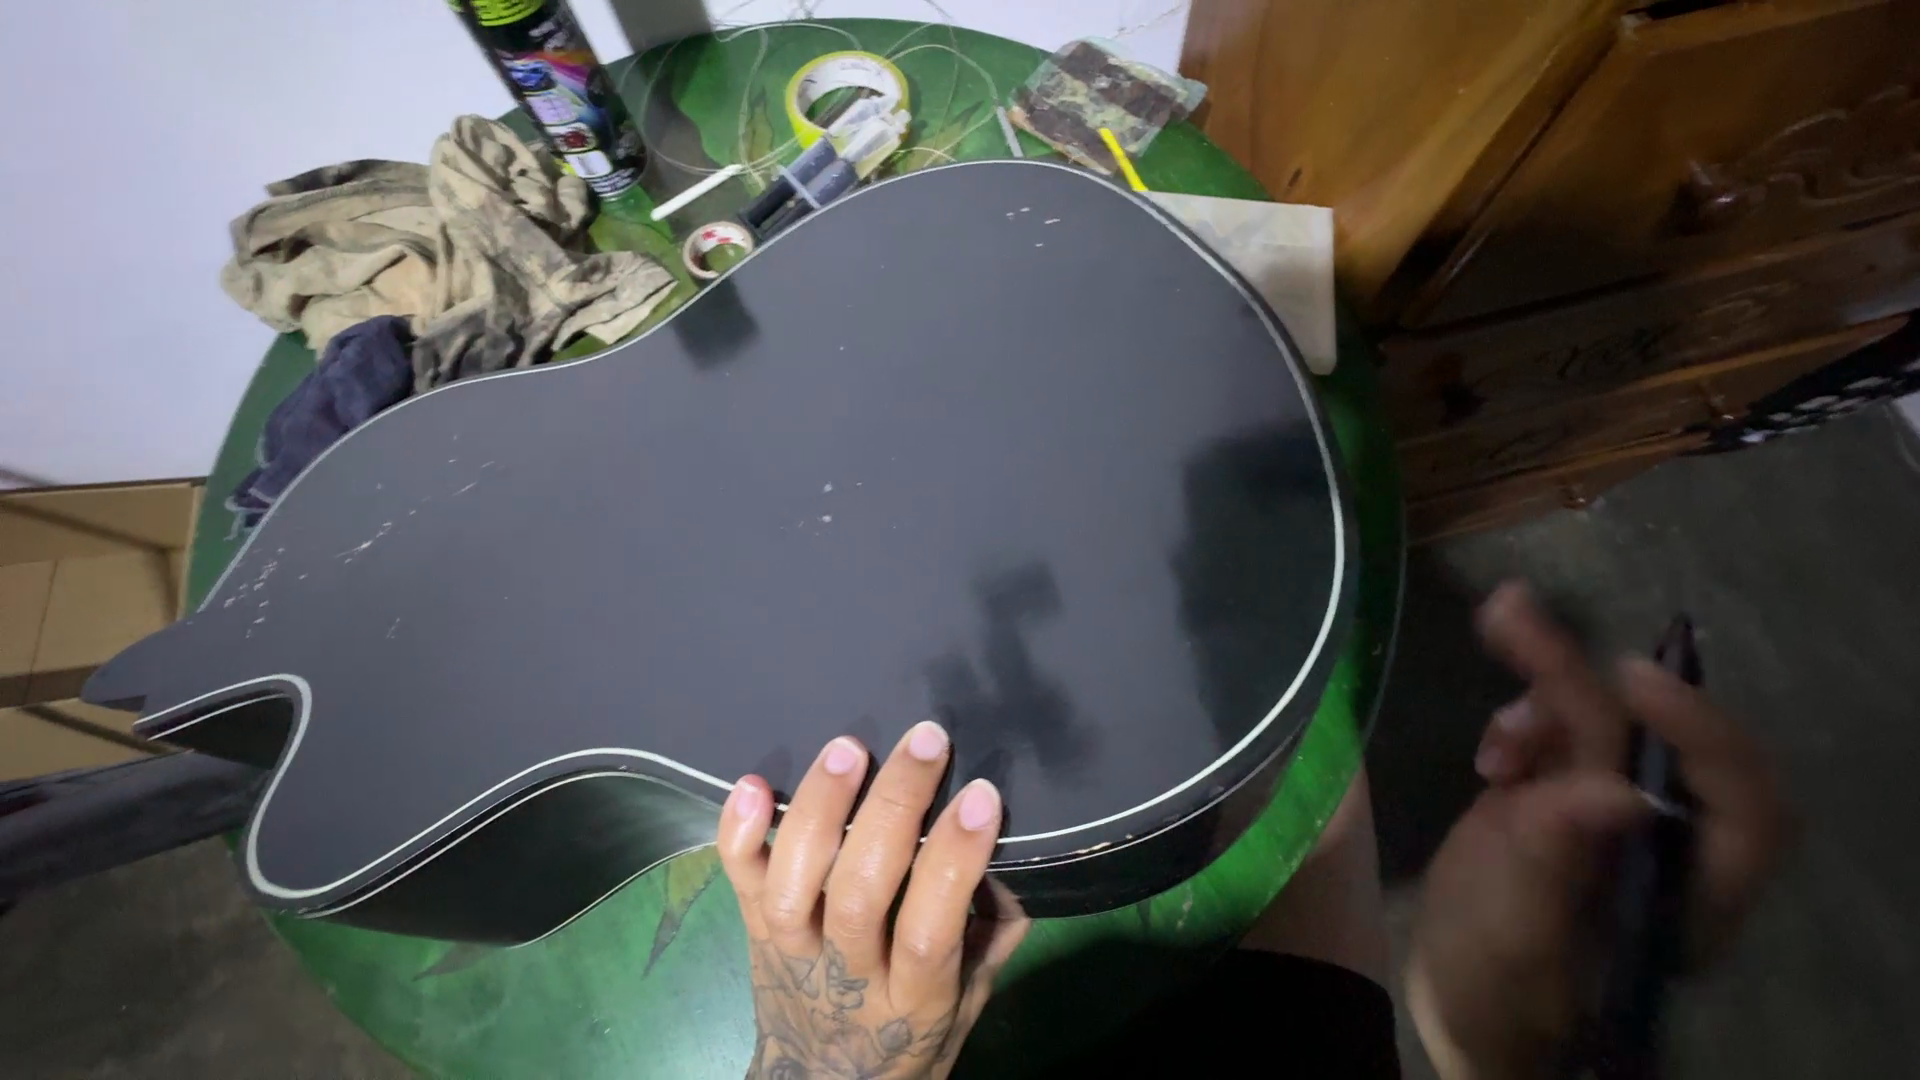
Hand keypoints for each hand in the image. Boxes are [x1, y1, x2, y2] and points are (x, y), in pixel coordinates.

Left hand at [717, 722, 1029, 1079]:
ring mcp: (790, 951)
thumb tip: (1014, 850)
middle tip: (924, 742)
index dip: (954, 858)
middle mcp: (846, 975)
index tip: (980, 794)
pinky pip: (738, 881)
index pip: (930, 926)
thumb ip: (993, 928)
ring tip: (849, 749)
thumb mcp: (971, 996)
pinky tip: (753, 783)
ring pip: (793, 884)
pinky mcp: (750, 930)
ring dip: (820, 809)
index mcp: (913, 997)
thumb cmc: (912, 1035)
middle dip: (894, 808)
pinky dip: (739, 832)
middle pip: (860, 893)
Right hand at [1406, 582, 1794, 1079]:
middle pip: (1643, 740)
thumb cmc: (1497, 975)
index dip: (1702, 734)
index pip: (1741, 803)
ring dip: (1542, 682)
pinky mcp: (1553, 795)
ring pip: (1594, 724)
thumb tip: (1618, 790)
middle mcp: (1661, 838)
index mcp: (1688, 887)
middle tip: (1511, 610)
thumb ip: (1562, 859)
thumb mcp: (1523, 926)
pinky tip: (1487, 749)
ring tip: (1488, 642)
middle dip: (1580, 674)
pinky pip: (1551, 732)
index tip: (1631, 675)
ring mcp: (1603, 812)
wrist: (1456, 983)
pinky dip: (1517, 716)